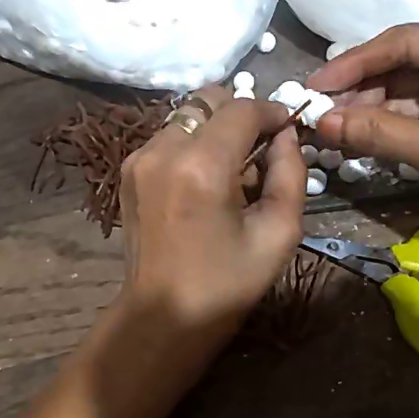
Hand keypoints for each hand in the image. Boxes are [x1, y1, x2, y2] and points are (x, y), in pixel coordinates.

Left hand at [118, 86, 305, 340]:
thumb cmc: (226, 284)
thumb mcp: (278, 233)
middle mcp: (163, 151)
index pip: (242, 109)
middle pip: (209, 101)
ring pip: (187, 116)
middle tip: (260, 150)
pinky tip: (204, 182)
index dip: (272, 112)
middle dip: (241, 116)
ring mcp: (139, 159)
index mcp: (201, 167)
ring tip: (232, 172)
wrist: (162, 316)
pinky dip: (193, 145)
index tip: (289, 130)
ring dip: (216, 131)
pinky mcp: (128, 170)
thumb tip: (285, 135)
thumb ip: (290, 173)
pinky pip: (169, 137)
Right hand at [308, 17, 418, 243]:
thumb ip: (380, 133)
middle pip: (403, 60)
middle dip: (359, 87)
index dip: (356, 63)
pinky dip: (383, 122)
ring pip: (402, 84)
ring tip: (326, 127)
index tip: (313, 85)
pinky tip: (352, 134)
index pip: (409, 40)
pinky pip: (412, 107)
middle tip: (314, 110)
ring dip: (366, 107)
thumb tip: (320, 123)